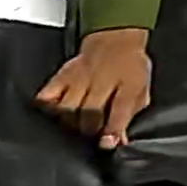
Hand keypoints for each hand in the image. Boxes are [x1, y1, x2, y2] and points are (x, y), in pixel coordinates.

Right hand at [35, 27, 152, 148]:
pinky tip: (54, 111)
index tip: (106, 144)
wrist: (114, 41)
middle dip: (89, 128)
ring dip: (68, 120)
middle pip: (89, 110)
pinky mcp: (61, 76)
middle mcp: (103, 79)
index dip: (113, 129)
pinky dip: (47, 107)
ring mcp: (79, 77)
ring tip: (73, 123)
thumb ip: (129, 115)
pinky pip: (47, 96)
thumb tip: (119, 141)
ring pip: (66, 107)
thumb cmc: (129, 70)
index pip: (120, 108)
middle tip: (89, 133)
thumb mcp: (140, 91)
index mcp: (129, 82)